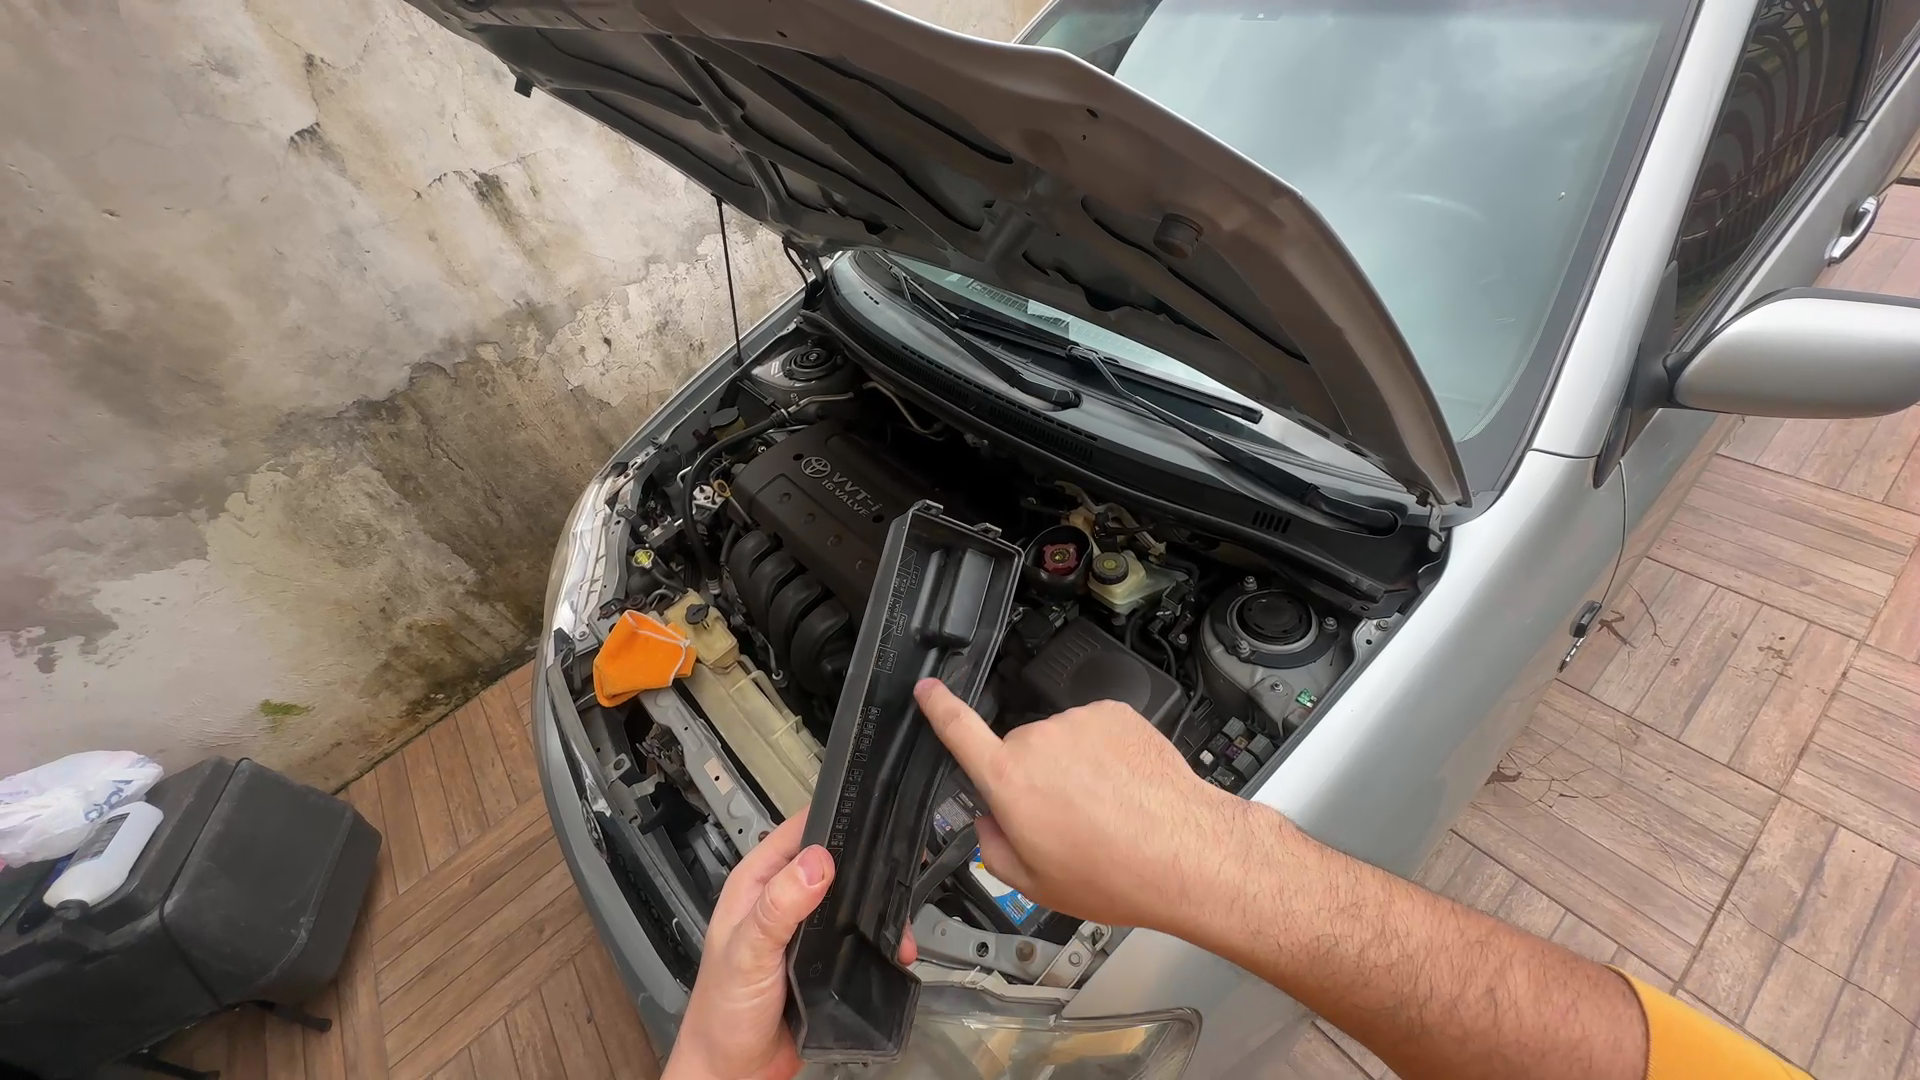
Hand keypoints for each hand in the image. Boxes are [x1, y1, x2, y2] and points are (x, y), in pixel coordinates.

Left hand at [664, 811, 917, 1079]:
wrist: (734, 1075)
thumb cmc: (722, 1015)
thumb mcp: (748, 953)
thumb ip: (779, 906)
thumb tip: (817, 862)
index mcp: (757, 881)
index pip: (801, 830)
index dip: (833, 821)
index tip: (867, 821)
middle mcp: (783, 895)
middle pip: (833, 857)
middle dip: (865, 863)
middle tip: (895, 868)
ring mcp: (805, 924)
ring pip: (850, 893)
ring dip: (875, 901)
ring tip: (897, 911)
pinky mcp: (823, 952)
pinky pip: (856, 929)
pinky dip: (878, 933)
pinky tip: (892, 943)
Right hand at [913, 678, 1241, 932]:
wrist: (1185, 854)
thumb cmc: (1114, 873)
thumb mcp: (1035, 884)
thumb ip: (994, 847)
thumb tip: (991, 822)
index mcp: (1010, 780)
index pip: (958, 731)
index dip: (937, 706)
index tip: (926, 688)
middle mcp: (1039, 741)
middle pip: (1020, 752)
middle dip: (1033, 779)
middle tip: (1068, 819)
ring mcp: (1078, 722)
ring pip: (1061, 742)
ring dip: (1073, 767)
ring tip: (1105, 808)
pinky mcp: (1113, 714)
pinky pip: (1094, 730)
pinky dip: (1104, 753)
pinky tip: (1123, 787)